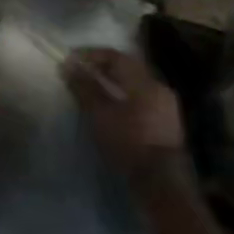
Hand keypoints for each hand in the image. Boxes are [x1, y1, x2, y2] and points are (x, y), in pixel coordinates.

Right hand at [62, 47, 186, 184]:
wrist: (160, 179)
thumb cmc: (128, 141)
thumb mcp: (99, 113)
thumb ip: (84, 87)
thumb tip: (68, 65)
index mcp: (146, 83)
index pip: (116, 56)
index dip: (90, 54)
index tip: (69, 59)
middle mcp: (159, 89)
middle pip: (127, 68)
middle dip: (100, 66)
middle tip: (76, 70)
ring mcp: (165, 105)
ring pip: (133, 83)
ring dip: (109, 80)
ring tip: (87, 86)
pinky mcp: (164, 120)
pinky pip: (139, 96)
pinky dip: (120, 93)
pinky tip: (106, 103)